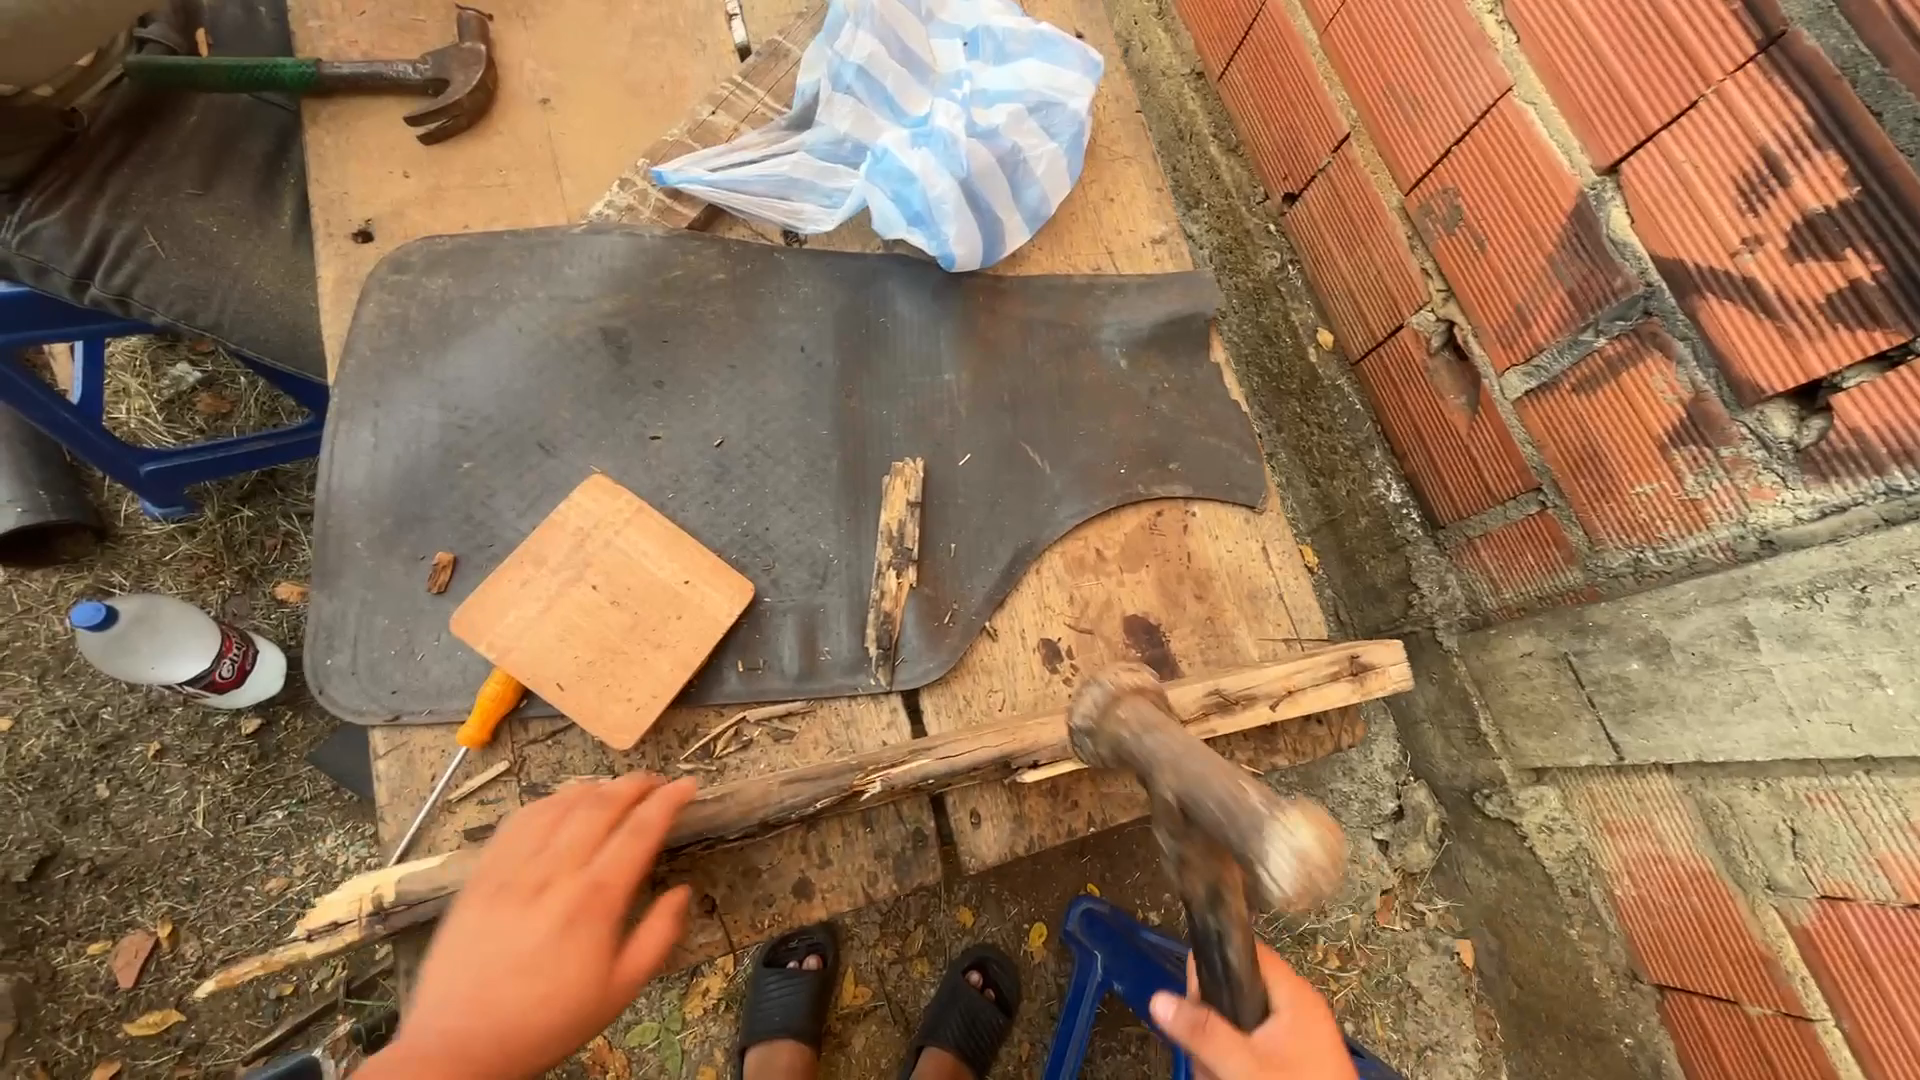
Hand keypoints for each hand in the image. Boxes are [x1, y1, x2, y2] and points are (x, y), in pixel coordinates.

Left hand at [361, 773, 697, 1079]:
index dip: (668, 800)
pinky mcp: (480, 876)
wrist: (456, 1050)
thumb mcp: (619, 992)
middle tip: (657, 782)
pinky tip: (562, 805)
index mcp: (594, 902)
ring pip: (560, 804)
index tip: (687, 786)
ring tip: (615, 789)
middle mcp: (554, 874)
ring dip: (595, 787)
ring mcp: (512, 870)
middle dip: (636, 784)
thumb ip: (658, 936)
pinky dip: (549, 801)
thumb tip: (683, 892)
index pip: (640, 830)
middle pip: (601, 805)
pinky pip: (518, 820)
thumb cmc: (547, 1022)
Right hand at [1149, 944, 1356, 1079]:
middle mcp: (1298, 1008)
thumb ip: (1202, 1032)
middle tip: (1203, 1051)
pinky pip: (1255, 1047)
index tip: (1194, 996)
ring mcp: (1299, 1038)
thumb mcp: (1244, 1069)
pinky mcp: (1297, 1063)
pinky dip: (1236, 1063)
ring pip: (1242, 1023)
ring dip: (1220, 1048)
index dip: (1215, 965)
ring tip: (1214, 1075)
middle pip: (1238, 988)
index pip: (1244, 951)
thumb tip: (1157, 998)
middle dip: (1212, 1019)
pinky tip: (1224, 1079)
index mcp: (1294, 994)